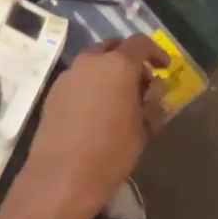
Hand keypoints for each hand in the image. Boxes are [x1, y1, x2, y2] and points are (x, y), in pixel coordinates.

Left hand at [8, 36, 167, 218]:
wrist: (62, 175)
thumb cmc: (111, 152)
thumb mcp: (143, 129)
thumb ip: (151, 102)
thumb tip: (153, 88)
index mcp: (117, 65)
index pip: (140, 43)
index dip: (155, 52)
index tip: (164, 67)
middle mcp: (89, 62)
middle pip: (112, 47)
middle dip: (129, 59)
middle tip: (141, 82)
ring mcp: (67, 76)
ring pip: (92, 62)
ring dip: (108, 71)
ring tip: (119, 97)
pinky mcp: (53, 93)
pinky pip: (78, 79)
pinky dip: (91, 84)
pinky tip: (97, 108)